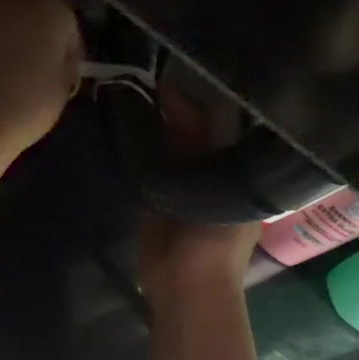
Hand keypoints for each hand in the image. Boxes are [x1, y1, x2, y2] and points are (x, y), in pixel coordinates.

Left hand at [0, 0, 81, 154]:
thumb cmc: (30, 102)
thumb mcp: (65, 87)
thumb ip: (65, 64)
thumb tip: (59, 61)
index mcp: (51, 8)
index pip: (70, 25)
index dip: (71, 51)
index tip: (69, 74)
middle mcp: (16, 2)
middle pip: (37, 18)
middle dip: (42, 40)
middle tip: (45, 71)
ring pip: (10, 26)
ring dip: (16, 43)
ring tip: (19, 76)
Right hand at [137, 85, 260, 308]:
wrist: (185, 285)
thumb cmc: (215, 242)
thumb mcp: (225, 192)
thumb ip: (216, 155)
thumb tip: (203, 109)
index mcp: (236, 171)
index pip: (219, 124)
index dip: (199, 100)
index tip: (176, 75)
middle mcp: (211, 173)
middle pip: (191, 131)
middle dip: (172, 108)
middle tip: (144, 77)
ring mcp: (182, 185)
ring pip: (167, 144)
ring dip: (152, 123)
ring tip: (129, 92)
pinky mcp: (155, 197)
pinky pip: (147, 163)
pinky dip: (137, 145)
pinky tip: (121, 123)